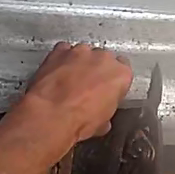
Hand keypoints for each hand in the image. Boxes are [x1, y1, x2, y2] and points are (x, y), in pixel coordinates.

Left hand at [10, 42, 132, 145]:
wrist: (52, 115)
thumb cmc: (79, 120)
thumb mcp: (102, 123)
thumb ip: (106, 110)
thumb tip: (102, 120)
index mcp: (121, 75)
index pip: (122, 70)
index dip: (112, 80)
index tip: (106, 88)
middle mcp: (104, 58)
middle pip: (103, 59)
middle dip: (96, 70)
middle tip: (86, 86)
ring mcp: (81, 51)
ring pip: (83, 53)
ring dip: (78, 63)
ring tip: (68, 80)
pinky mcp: (60, 50)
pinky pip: (63, 51)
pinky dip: (61, 59)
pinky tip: (56, 73)